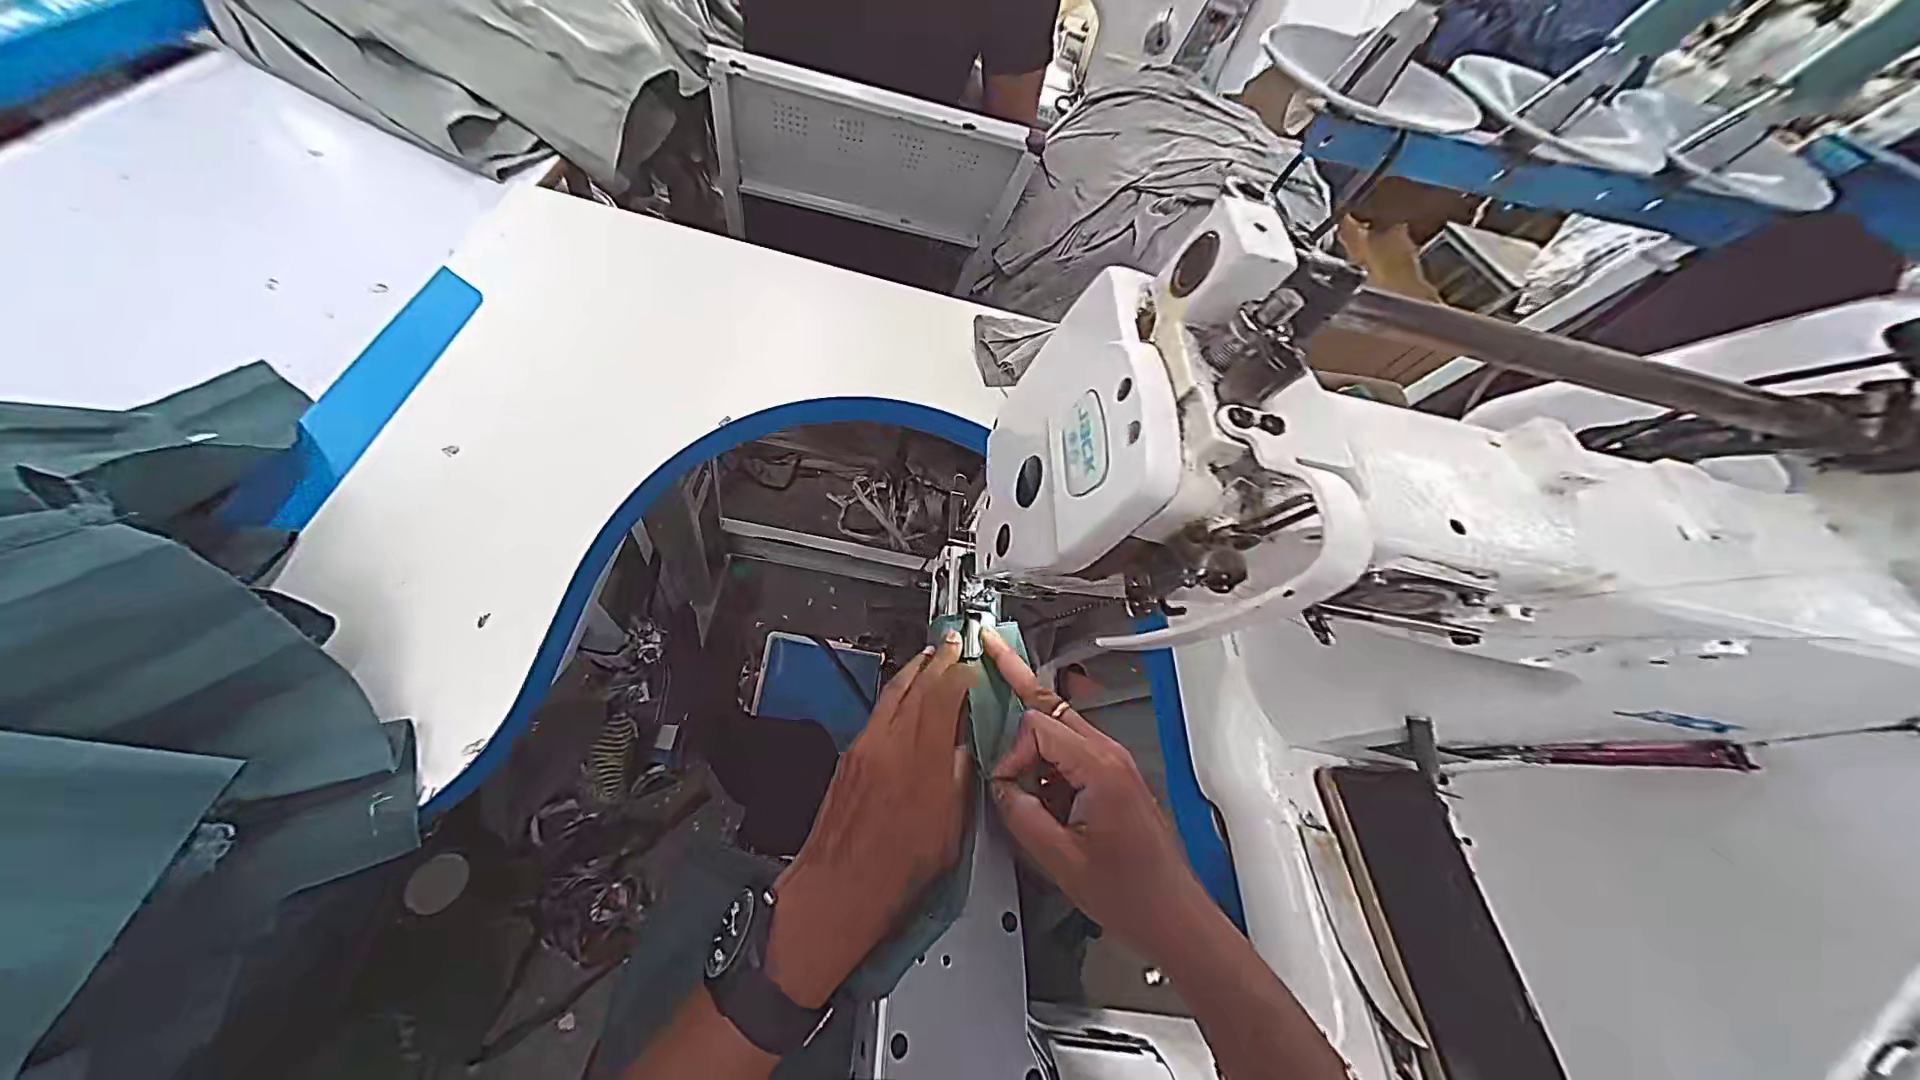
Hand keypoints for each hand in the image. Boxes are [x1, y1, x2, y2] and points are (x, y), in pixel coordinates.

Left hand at [765, 630, 974, 1007]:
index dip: (961, 676)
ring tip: (930, 656)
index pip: (944, 699)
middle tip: (954, 642)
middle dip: (939, 660)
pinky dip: (895, 692)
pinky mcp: (850, 755)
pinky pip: (878, 709)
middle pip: (918, 686)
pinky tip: (903, 692)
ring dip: (915, 669)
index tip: (972, 667)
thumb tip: (964, 754)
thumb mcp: (948, 830)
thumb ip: (959, 782)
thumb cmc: (894, 870)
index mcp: (922, 762)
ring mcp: (866, 746)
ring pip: (893, 692)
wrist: (838, 886)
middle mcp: (891, 745)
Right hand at [981, 628, 1214, 963]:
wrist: (1173, 916)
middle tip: (993, 649)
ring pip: (1059, 729)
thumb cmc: (1131, 893)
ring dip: (1031, 747)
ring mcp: (1113, 764)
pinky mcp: (1112, 778)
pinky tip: (1042, 800)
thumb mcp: (1059, 858)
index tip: (1003, 784)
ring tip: (1016, 778)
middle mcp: (1109, 755)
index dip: (1011, 754)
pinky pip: (1070, 754)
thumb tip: (999, 785)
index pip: (1038, 727)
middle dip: (1017, 680)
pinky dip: (1046, 767)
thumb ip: (1019, 813)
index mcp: (1099, 767)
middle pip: (1052, 706)